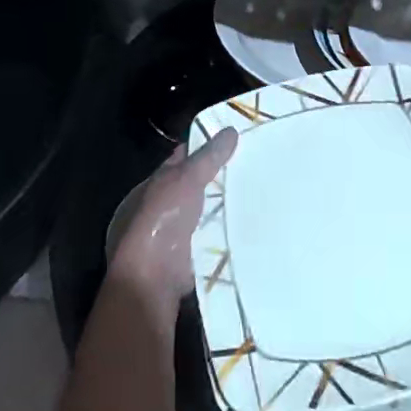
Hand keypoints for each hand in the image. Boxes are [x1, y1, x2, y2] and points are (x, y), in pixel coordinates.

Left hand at [109, 130, 237, 313]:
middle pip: (194, 188)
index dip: (202, 149)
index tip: (233, 140)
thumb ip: (207, 157)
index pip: (178, 162)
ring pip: (206, 213)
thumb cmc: (160, 220)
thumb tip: (230, 131)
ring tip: (261, 190)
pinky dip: (229, 231)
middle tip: (254, 164)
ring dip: (226, 207)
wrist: (154, 279)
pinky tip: (252, 222)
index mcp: (149, 189)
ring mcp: (173, 237)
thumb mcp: (184, 179)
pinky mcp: (190, 258)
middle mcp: (159, 212)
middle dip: (219, 179)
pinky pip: (214, 237)